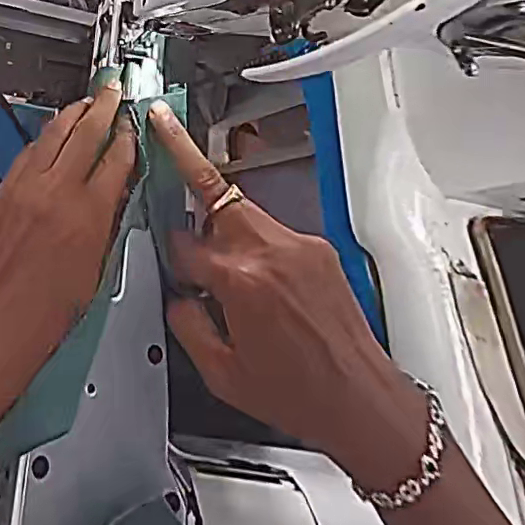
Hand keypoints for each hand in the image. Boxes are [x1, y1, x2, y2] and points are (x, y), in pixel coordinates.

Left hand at [0, 80, 135, 456]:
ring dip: (75, 111)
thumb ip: (108, 223)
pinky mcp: (4, 190)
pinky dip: (46, 135)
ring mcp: (26, 187)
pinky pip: (30, 150)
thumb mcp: (96, 269)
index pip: (117, 158)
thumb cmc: (42, 315)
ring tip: (88, 100)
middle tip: (114, 90)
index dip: (129, 138)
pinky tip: (54, 132)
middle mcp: (56, 192)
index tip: (134, 128)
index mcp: (88, 214)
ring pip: (54, 131)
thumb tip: (116, 194)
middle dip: (105, 106)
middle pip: (87, 131)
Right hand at [149, 102, 429, 492]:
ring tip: (211, 232)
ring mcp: (298, 244)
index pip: (185, 244)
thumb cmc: (299, 395)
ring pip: (243, 208)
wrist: (361, 400)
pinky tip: (261, 274)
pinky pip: (274, 230)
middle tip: (164, 124)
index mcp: (240, 281)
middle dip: (183, 155)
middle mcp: (270, 251)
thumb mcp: (222, 372)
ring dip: (221, 213)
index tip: (169, 255)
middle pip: (214, 191)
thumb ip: (187, 322)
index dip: (172, 252)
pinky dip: (257, 241)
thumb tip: (178, 295)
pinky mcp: (318, 248)